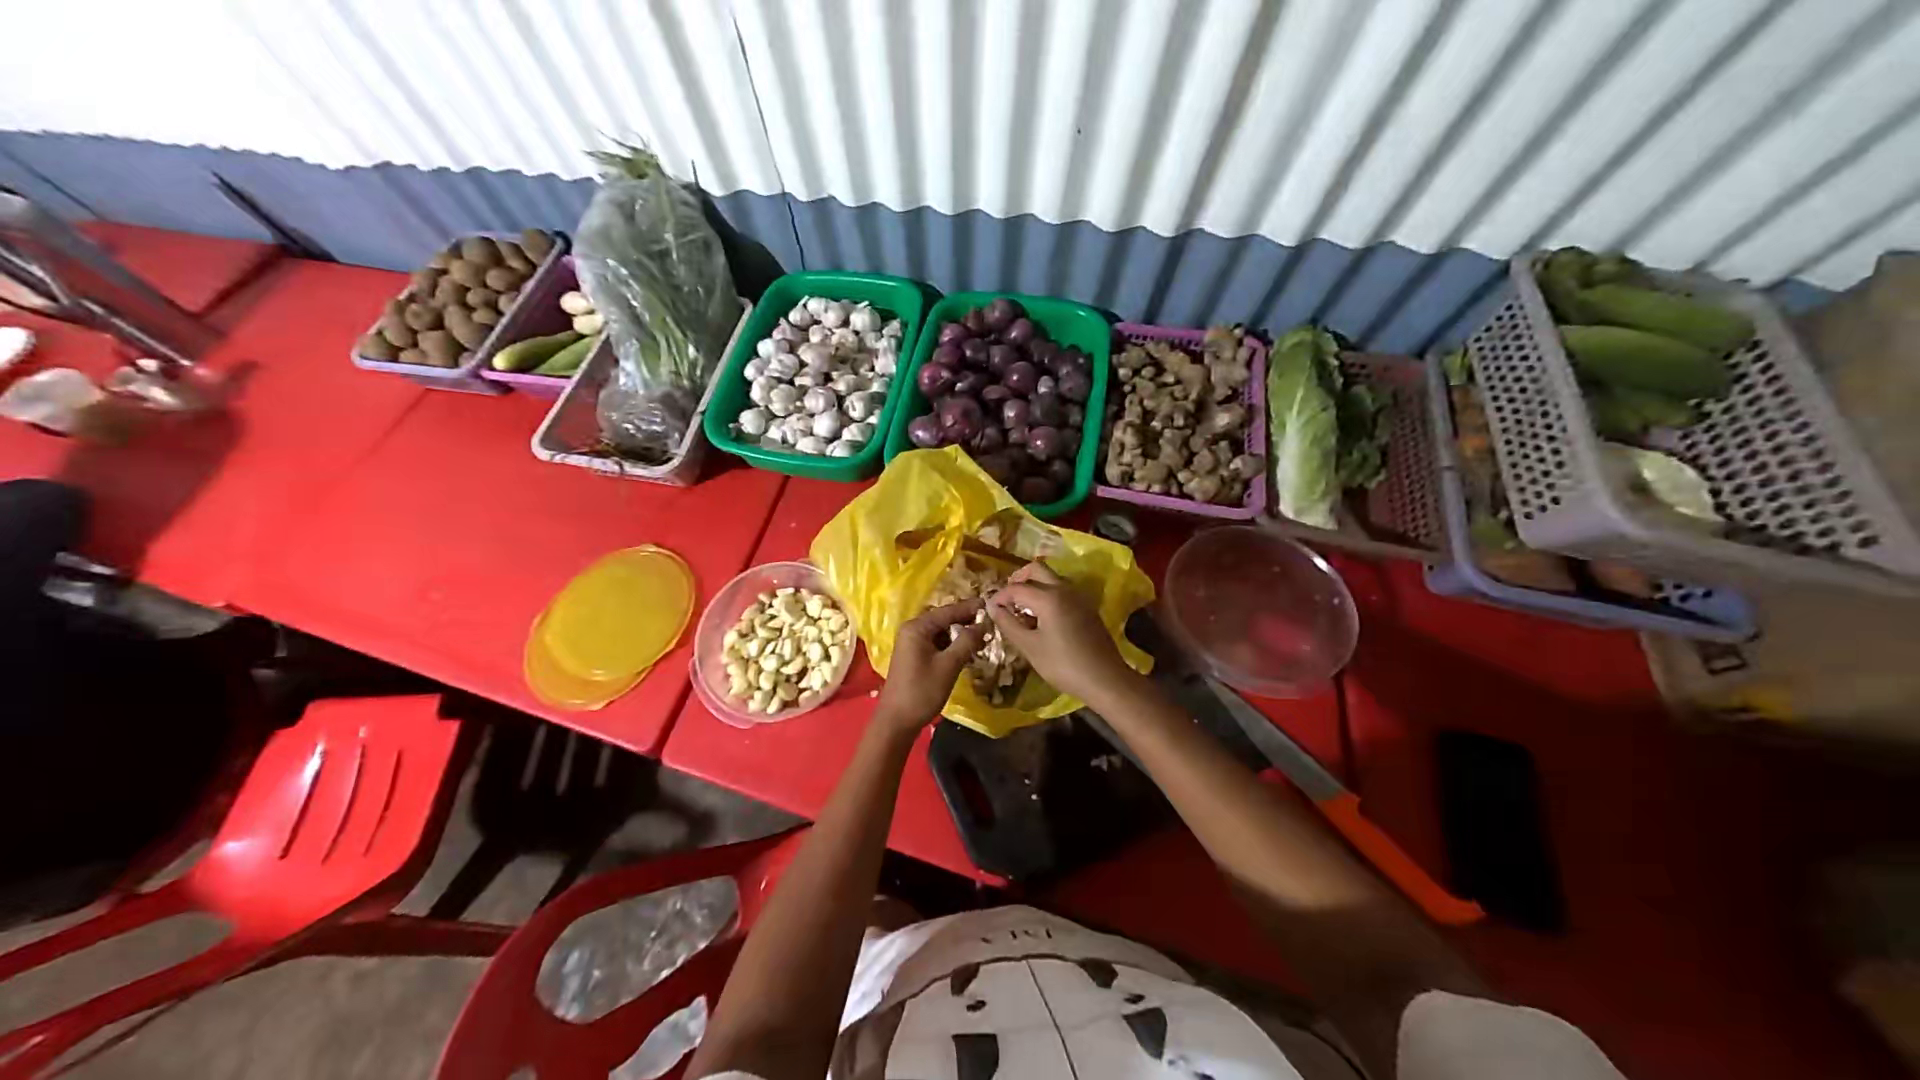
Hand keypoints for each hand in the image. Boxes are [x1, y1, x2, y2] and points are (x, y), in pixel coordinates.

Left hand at [874, 600, 989, 734]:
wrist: (897, 720)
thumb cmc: (922, 691)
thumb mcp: (948, 665)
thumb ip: (966, 642)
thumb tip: (983, 624)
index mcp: (917, 627)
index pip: (948, 610)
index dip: (970, 608)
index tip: (990, 604)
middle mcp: (912, 630)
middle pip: (944, 619)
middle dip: (966, 620)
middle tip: (990, 621)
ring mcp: (912, 643)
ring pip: (941, 631)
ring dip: (960, 633)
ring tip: (983, 636)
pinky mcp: (914, 655)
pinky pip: (936, 642)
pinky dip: (952, 644)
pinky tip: (967, 650)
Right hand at [987, 562, 1131, 703]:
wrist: (1105, 679)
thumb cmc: (1063, 665)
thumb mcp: (1030, 647)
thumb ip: (1008, 624)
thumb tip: (992, 607)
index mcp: (1049, 597)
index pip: (1016, 587)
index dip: (1000, 596)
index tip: (989, 609)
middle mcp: (1064, 589)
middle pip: (1037, 570)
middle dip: (1018, 580)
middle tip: (1006, 600)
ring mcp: (1078, 597)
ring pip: (1051, 579)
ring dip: (1034, 586)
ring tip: (1021, 609)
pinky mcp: (1086, 608)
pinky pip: (1062, 591)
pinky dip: (1047, 595)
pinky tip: (1041, 618)